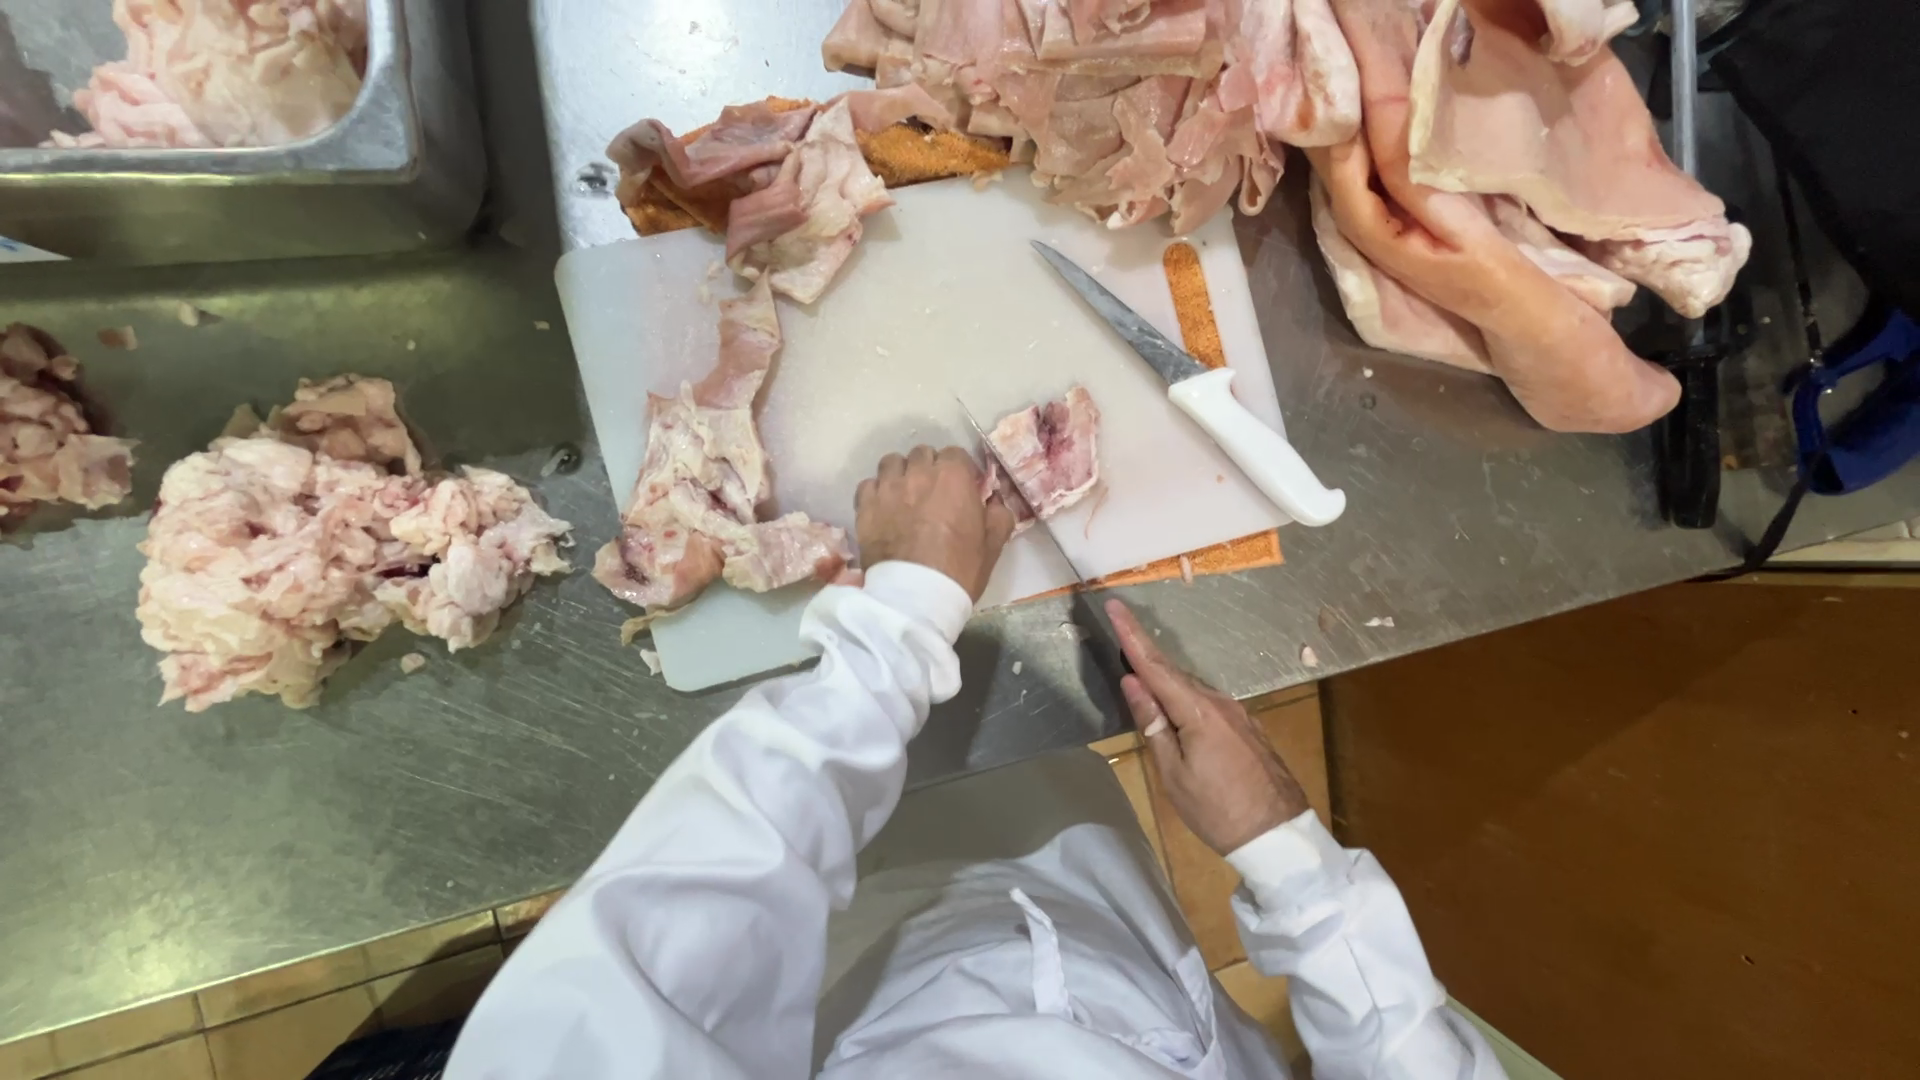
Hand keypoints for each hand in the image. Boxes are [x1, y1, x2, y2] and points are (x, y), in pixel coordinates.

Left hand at [856, 445, 1014, 600]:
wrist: (915, 596)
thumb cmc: (959, 569)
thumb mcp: (993, 544)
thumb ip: (998, 514)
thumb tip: (994, 502)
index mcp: (953, 476)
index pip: (956, 454)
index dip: (960, 470)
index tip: (962, 488)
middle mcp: (918, 473)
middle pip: (922, 454)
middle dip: (929, 468)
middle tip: (933, 492)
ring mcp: (888, 488)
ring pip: (892, 463)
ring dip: (901, 473)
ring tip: (905, 495)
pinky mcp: (865, 506)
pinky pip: (869, 485)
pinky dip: (877, 492)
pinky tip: (883, 508)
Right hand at [1107, 598, 1310, 853]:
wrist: (1279, 838)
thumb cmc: (1217, 811)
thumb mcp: (1173, 773)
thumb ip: (1152, 724)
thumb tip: (1132, 683)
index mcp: (1197, 711)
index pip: (1155, 665)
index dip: (1132, 635)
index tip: (1115, 605)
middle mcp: (1219, 702)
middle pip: (1172, 673)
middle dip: (1143, 653)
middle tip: (1118, 630)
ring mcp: (1236, 713)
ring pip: (1190, 688)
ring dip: (1163, 679)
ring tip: (1138, 673)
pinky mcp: (1245, 726)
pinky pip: (1205, 702)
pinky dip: (1183, 697)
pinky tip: (1173, 706)